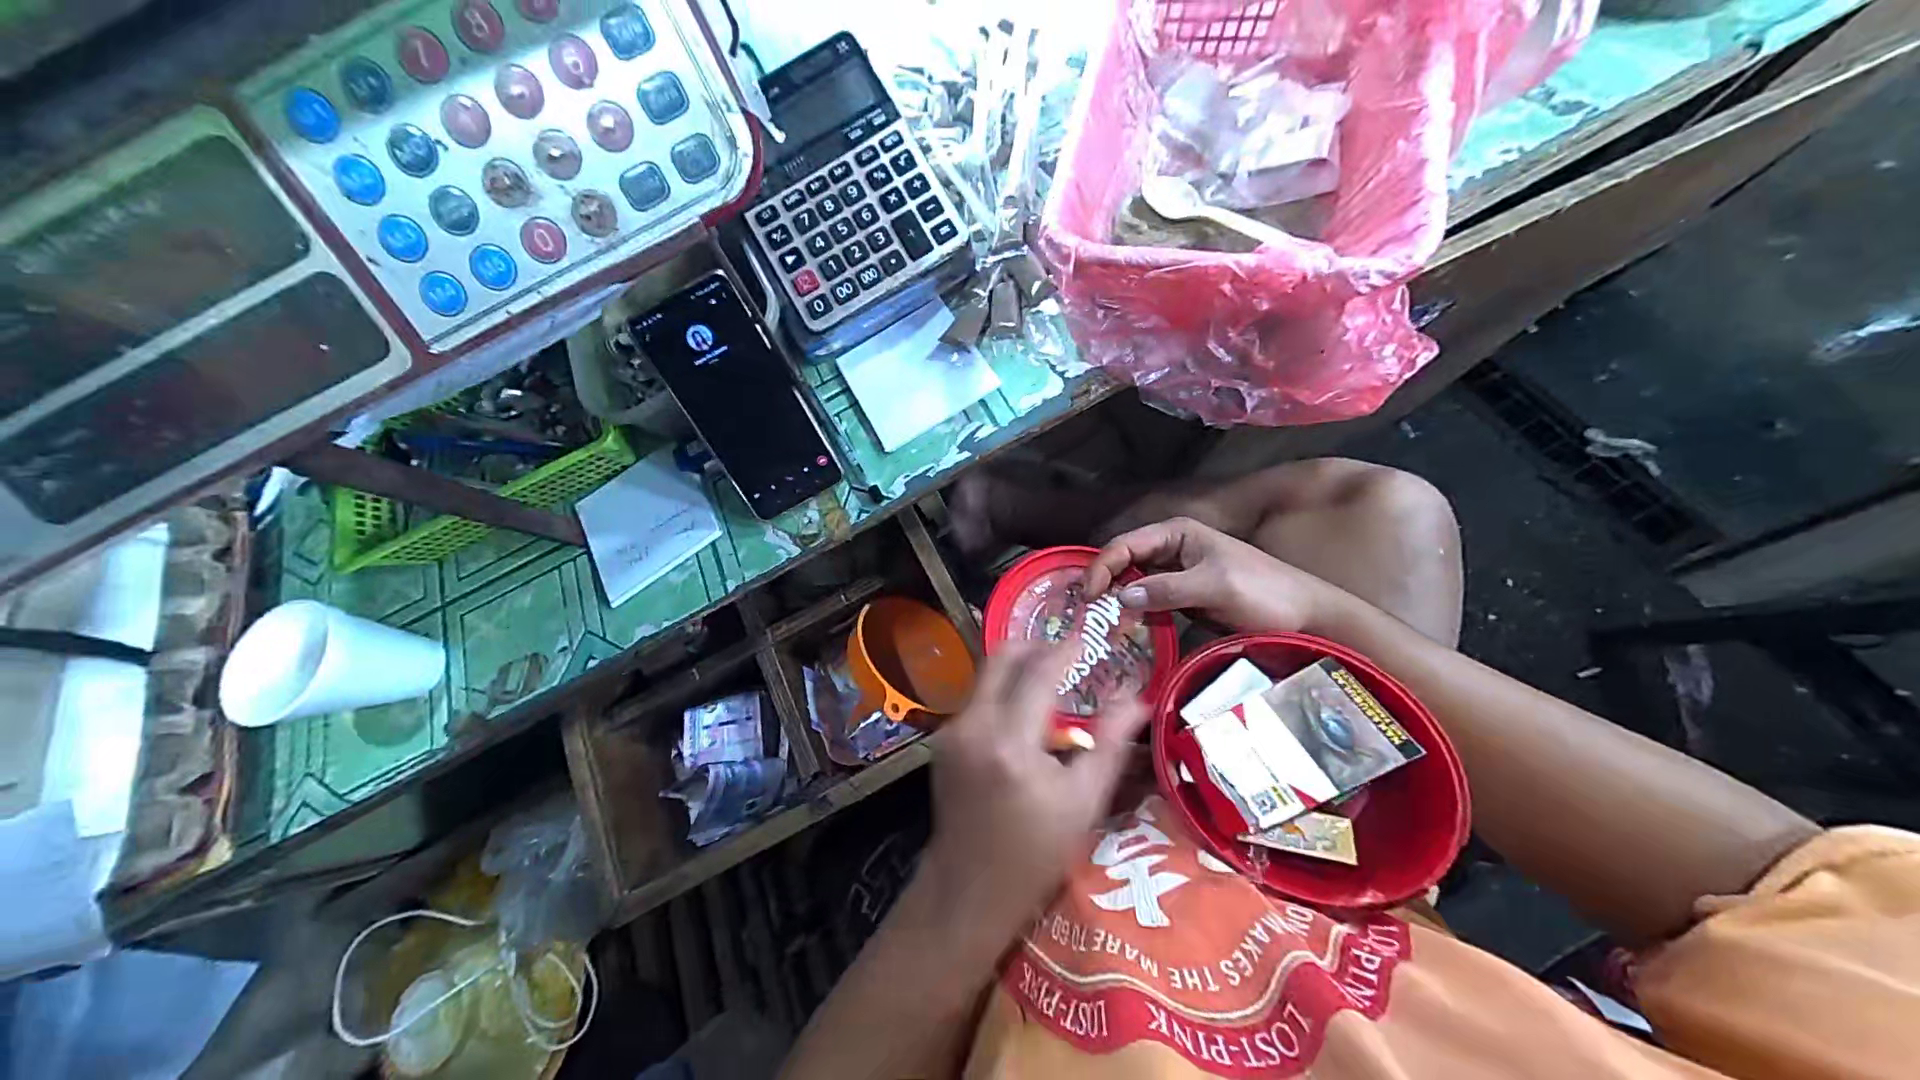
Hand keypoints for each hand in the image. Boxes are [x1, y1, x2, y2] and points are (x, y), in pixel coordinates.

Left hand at [919, 642, 1149, 930]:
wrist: (967, 889)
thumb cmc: (1034, 853)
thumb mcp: (1083, 802)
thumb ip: (1110, 744)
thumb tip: (1136, 699)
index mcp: (1010, 742)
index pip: (1039, 673)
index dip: (1065, 650)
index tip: (1088, 638)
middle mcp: (973, 725)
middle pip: (1001, 657)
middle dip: (1035, 646)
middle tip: (1066, 651)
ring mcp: (951, 731)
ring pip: (986, 674)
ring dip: (1018, 668)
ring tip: (1053, 679)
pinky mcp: (942, 740)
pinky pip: (977, 697)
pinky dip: (1003, 692)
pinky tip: (1026, 710)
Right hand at [1083, 516, 1341, 632]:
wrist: (1305, 618)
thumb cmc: (1264, 593)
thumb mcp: (1215, 586)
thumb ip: (1168, 589)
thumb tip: (1120, 597)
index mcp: (1178, 533)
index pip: (1125, 544)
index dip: (1102, 566)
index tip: (1087, 597)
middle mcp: (1172, 549)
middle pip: (1124, 562)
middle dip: (1104, 584)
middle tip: (1087, 615)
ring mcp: (1177, 575)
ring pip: (1133, 584)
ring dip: (1116, 602)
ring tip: (1099, 626)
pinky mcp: (1182, 599)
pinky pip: (1148, 602)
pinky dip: (1134, 614)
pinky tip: (1123, 630)